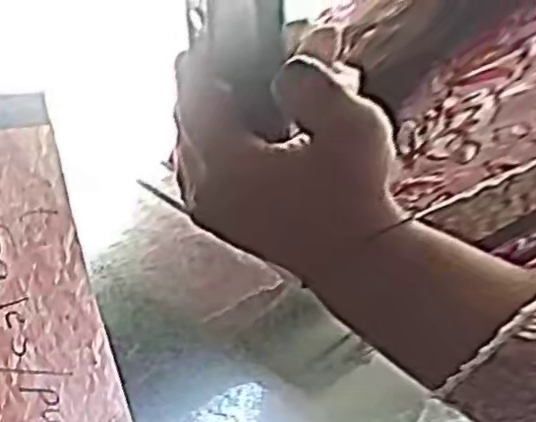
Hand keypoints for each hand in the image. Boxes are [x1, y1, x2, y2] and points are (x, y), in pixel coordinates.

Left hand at [176, 32, 404, 281]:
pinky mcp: (216, 220)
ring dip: (195, 125)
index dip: (195, 77)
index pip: (199, 110)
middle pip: (186, 133)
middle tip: (195, 67)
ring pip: (186, 157)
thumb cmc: (350, 191)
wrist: (344, 253)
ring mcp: (206, 209)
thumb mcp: (346, 125)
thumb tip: (290, 63)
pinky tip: (217, 138)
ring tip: (207, 98)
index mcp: (227, 166)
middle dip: (192, 97)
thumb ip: (315, 87)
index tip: (188, 53)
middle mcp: (205, 191)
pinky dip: (201, 151)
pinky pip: (195, 178)